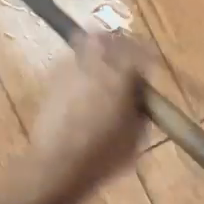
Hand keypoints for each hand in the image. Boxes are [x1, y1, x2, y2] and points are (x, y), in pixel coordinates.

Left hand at [25, 33, 148, 203]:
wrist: (56, 166)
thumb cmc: (103, 155)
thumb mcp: (136, 136)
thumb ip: (141, 109)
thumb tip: (140, 97)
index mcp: (121, 75)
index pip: (140, 50)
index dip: (148, 54)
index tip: (152, 63)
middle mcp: (95, 64)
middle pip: (108, 37)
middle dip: (120, 42)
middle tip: (127, 55)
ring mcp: (70, 70)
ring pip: (86, 44)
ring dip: (98, 50)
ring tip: (104, 66)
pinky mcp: (51, 81)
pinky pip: (71, 62)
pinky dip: (80, 66)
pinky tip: (84, 83)